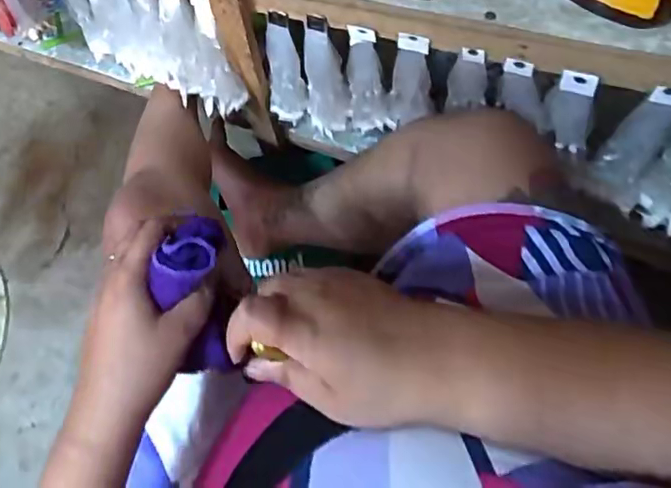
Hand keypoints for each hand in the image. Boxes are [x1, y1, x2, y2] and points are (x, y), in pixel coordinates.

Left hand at [50, 217, 213, 477]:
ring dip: (149, 254)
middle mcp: (108, 278)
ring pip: (125, 259)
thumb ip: (199, 300)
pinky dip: (140, 272)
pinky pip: (121, 277)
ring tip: (177, 268)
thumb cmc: (141, 367)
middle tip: (189, 245)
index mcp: (126, 274)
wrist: (103, 411)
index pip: (148, 229)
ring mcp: (100, 296)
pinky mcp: (99, 314)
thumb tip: (210, 277)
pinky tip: (157, 295)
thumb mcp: (179, 333)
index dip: (173, 222)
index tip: (196, 229)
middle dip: (161, 234)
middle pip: (133, 239)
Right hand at [224, 267, 461, 429]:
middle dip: (253, 316)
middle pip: (262, 289)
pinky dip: (298, 291)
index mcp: (299, 325)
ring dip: (275, 301)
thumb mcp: (330, 399)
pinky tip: (318, 316)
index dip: (234, 331)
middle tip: (266, 346)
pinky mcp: (346, 271)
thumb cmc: (382, 387)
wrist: (436, 353)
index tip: (240, 356)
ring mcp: (327, 276)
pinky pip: (307, 274)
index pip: (247, 311)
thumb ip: (287, 376)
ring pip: (283, 277)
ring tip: (290, 331)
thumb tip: (254, 366)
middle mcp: (306, 290)